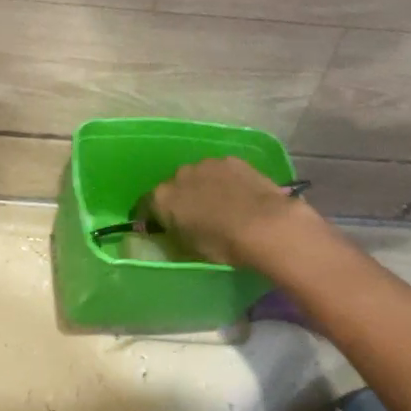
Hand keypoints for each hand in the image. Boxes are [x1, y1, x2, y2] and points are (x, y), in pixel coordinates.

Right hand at [149, 158, 325, 267]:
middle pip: (173, 187)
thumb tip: (169, 232)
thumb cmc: (221, 245)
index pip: (146, 206)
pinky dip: (224, 182)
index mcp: (162, 198)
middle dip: (180, 200)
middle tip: (195, 218)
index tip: (160, 228)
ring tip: (221, 206)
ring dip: (203, 188)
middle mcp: (179, 175)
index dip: (152, 218)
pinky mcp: (232, 160)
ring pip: (198, 176)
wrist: (264, 225)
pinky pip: (221, 172)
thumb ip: (172, 236)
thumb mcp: (188, 250)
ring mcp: (206, 164)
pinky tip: (239, 196)